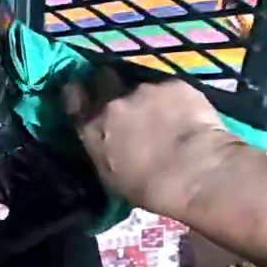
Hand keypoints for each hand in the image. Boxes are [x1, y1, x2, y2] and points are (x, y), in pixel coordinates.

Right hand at [67, 72, 242, 219]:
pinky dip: (175, 100)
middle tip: (127, 104)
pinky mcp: (175, 84)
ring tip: (164, 115)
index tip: (83, 94)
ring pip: (141, 87)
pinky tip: (186, 116)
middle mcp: (112, 102)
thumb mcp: (109, 175)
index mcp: (91, 127)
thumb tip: (106, 142)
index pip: (73, 98)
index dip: (78, 94)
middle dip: (112, 88)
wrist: (193, 173)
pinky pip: (171, 89)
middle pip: (104, 80)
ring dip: (148, 98)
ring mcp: (144, 89)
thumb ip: (101, 149)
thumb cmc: (147, 187)